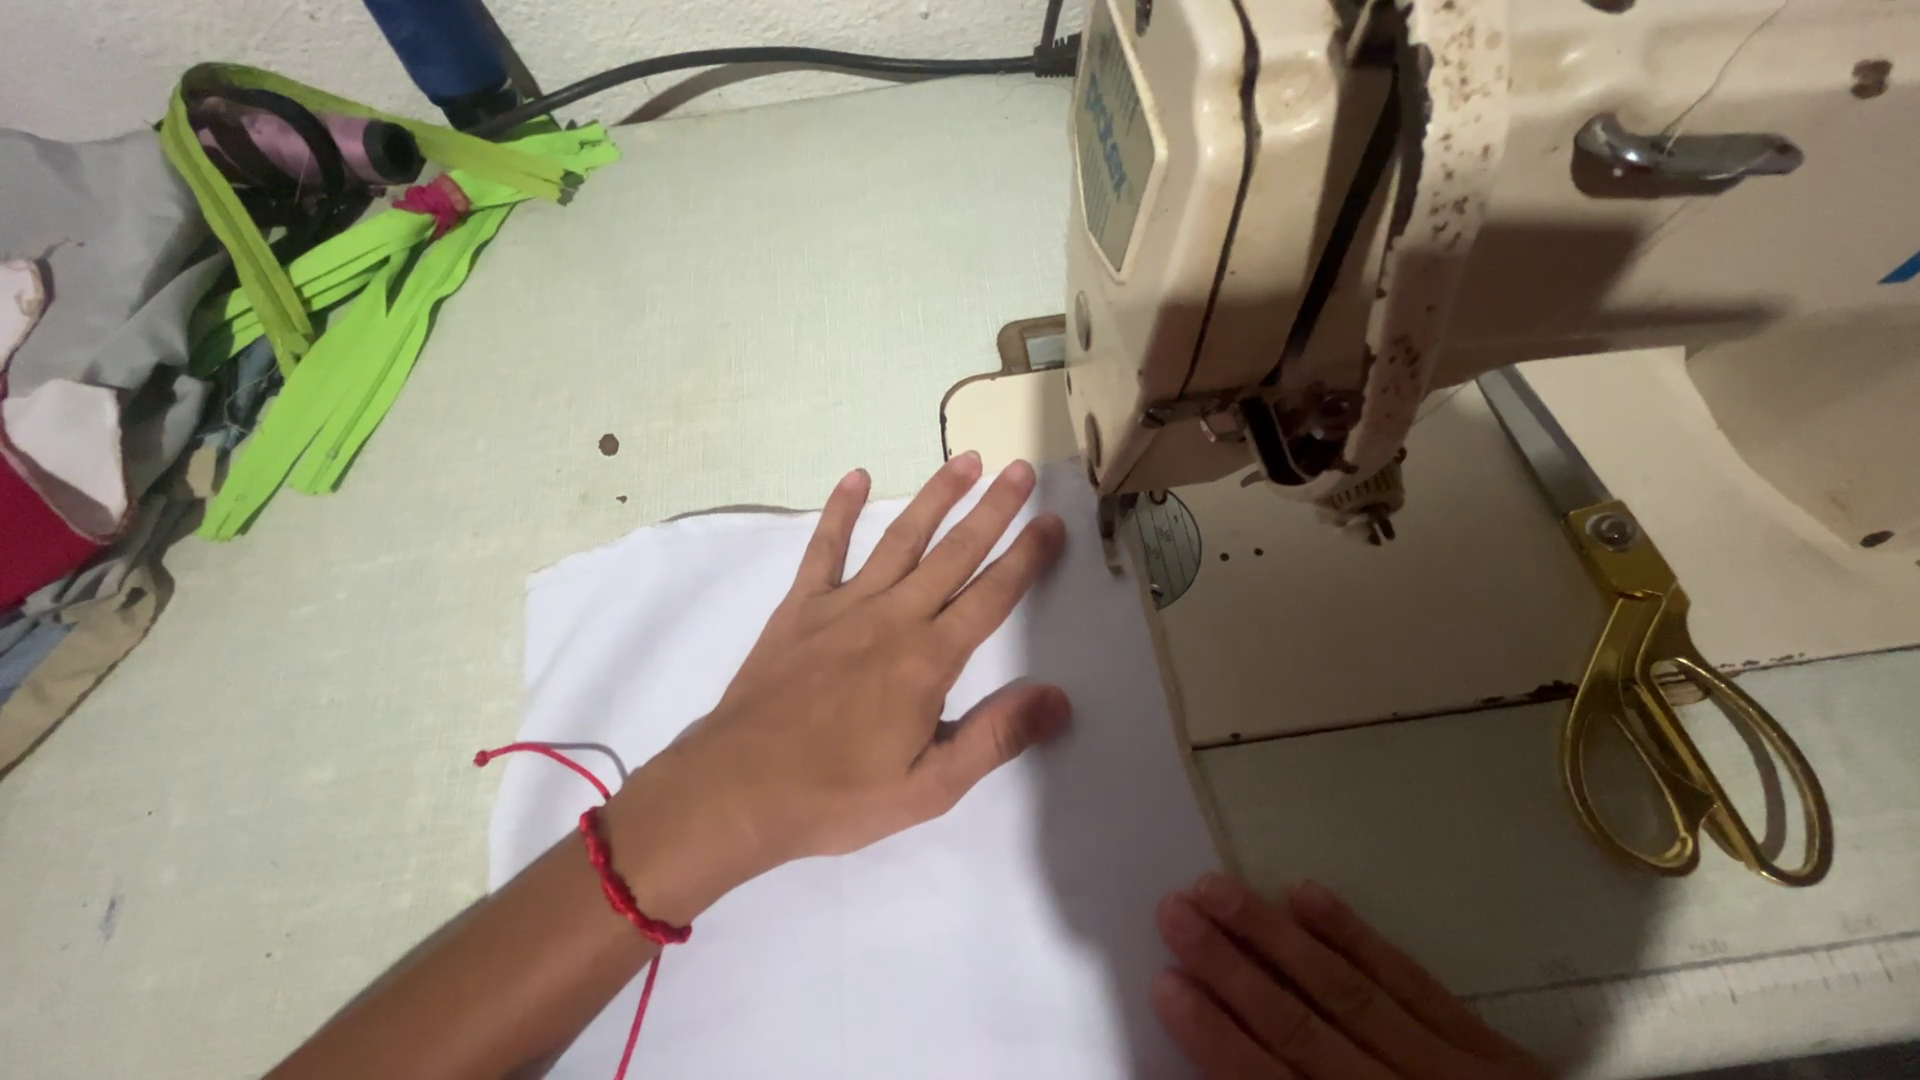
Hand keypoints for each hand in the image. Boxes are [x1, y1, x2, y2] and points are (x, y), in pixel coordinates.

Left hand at [609, 454, 1071, 906]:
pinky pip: (824, 548)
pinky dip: (840, 511)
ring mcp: (843, 605)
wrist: (739, 788)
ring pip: (900, 538)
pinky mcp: (800, 606)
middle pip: (954, 553)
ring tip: (963, 460)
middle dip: (993, 510)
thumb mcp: (930, 787)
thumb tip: (1060, 698)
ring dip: (935, 497)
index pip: (992, 596)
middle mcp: (893, 617)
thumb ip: (996, 737)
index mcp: (929, 660)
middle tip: (1020, 468)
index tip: (1052, 522)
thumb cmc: (839, 794)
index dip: (1027, 558)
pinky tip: (856, 477)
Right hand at [1153, 875, 1547, 1079]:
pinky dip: (1357, 938)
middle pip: (1300, 1029)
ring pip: (1346, 993)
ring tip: (1220, 888)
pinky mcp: (1490, 1049)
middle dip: (1230, 968)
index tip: (1167, 983)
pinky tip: (1306, 894)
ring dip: (1275, 937)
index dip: (1216, 1037)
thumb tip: (1232, 1071)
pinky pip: (1414, 984)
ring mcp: (1452, 1073)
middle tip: (1175, 910)